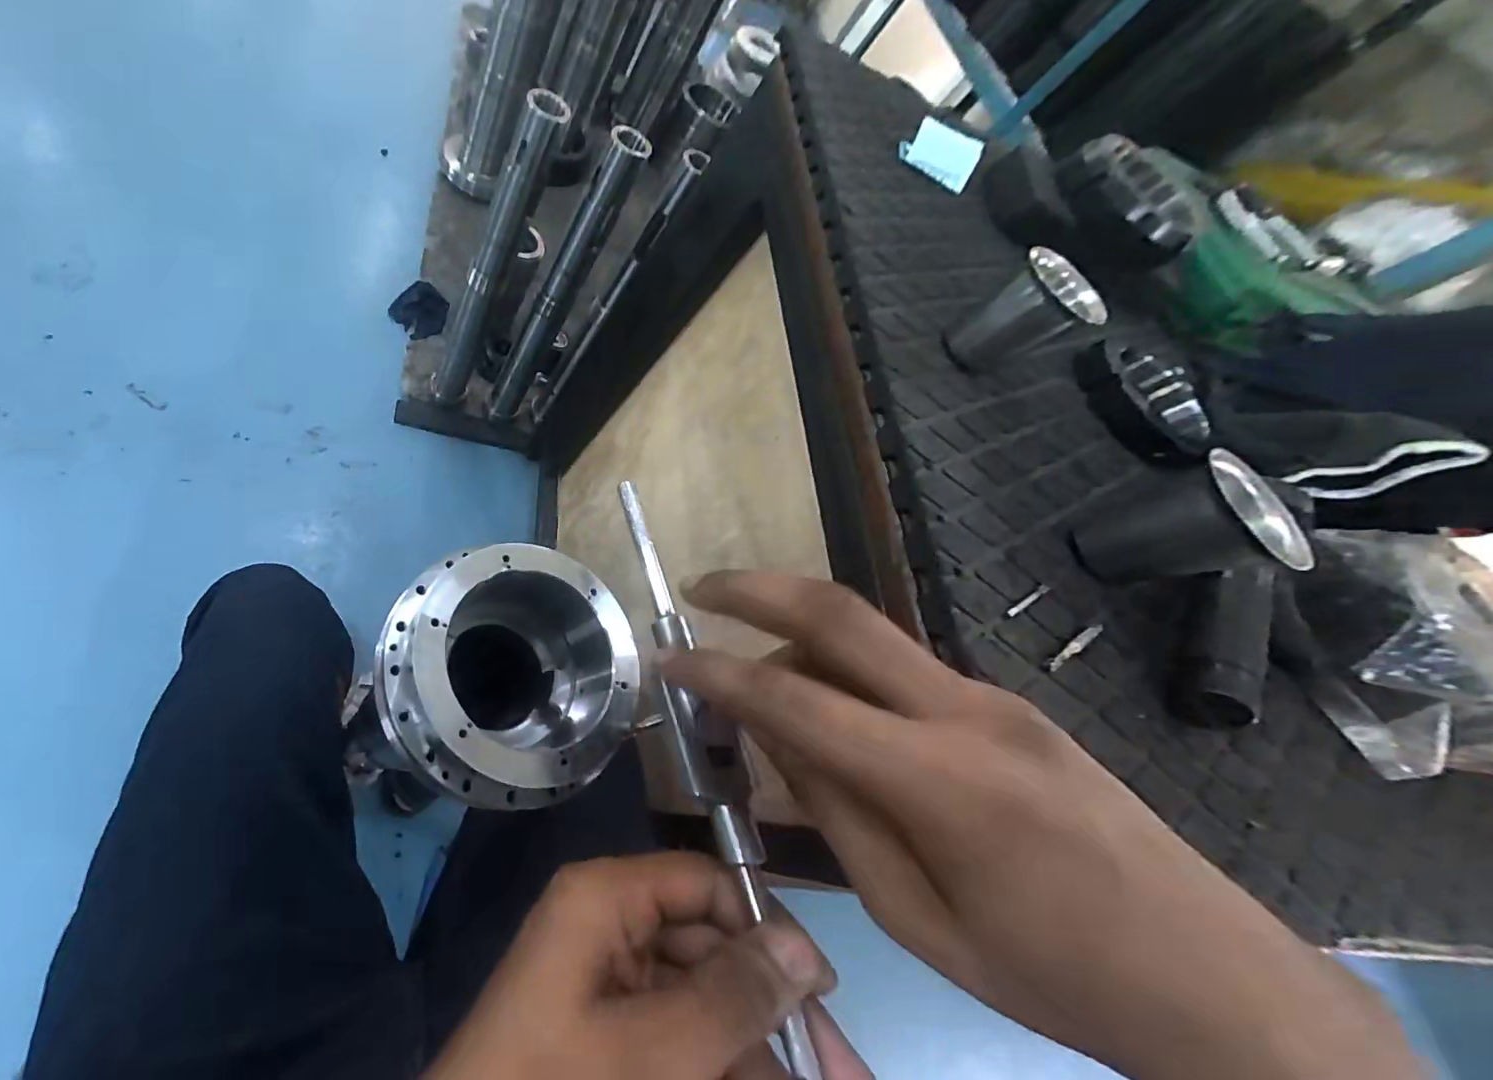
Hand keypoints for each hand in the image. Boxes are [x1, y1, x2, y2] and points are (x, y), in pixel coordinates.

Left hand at [426, 852, 870, 1079]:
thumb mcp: (658, 1048)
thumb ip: (734, 995)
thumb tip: (802, 948)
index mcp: (606, 897)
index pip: (703, 882)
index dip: (764, 926)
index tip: (820, 990)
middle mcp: (607, 923)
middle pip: (708, 943)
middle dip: (773, 1006)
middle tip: (842, 1070)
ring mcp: (605, 976)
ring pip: (700, 994)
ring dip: (756, 1044)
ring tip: (823, 1076)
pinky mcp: (604, 1024)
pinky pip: (676, 1028)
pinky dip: (720, 1057)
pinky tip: (764, 1076)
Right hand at [662, 571, 1420, 1079]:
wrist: (1220, 982)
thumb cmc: (1054, 976)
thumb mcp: (915, 918)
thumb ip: (837, 815)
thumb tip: (778, 740)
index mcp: (942, 783)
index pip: (798, 702)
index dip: (720, 675)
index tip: (668, 660)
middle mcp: (967, 713)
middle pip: (842, 616)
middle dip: (757, 589)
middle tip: (696, 588)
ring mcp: (993, 699)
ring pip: (868, 639)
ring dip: (794, 637)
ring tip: (746, 674)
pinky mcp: (1006, 704)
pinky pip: (900, 671)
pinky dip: (840, 672)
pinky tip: (824, 711)